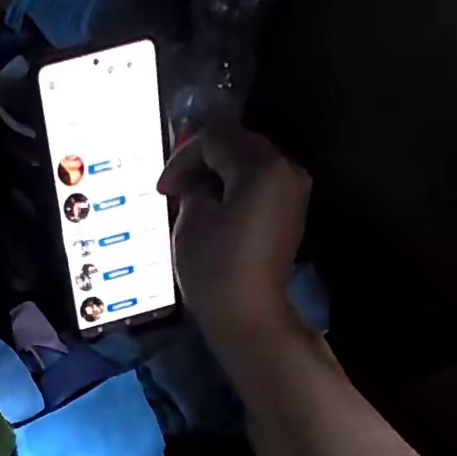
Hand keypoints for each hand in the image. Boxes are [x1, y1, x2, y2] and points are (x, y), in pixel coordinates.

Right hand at [157, 125, 310, 346]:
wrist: (248, 317)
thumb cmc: (215, 268)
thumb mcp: (191, 220)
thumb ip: (195, 187)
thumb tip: (200, 183)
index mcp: (261, 165)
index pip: (215, 137)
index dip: (182, 157)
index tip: (163, 190)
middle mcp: (286, 170)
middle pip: (238, 146)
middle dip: (202, 163)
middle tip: (174, 191)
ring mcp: (293, 193)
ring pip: (249, 166)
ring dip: (218, 177)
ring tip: (191, 202)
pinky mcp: (290, 216)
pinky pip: (259, 188)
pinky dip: (235, 192)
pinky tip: (214, 213)